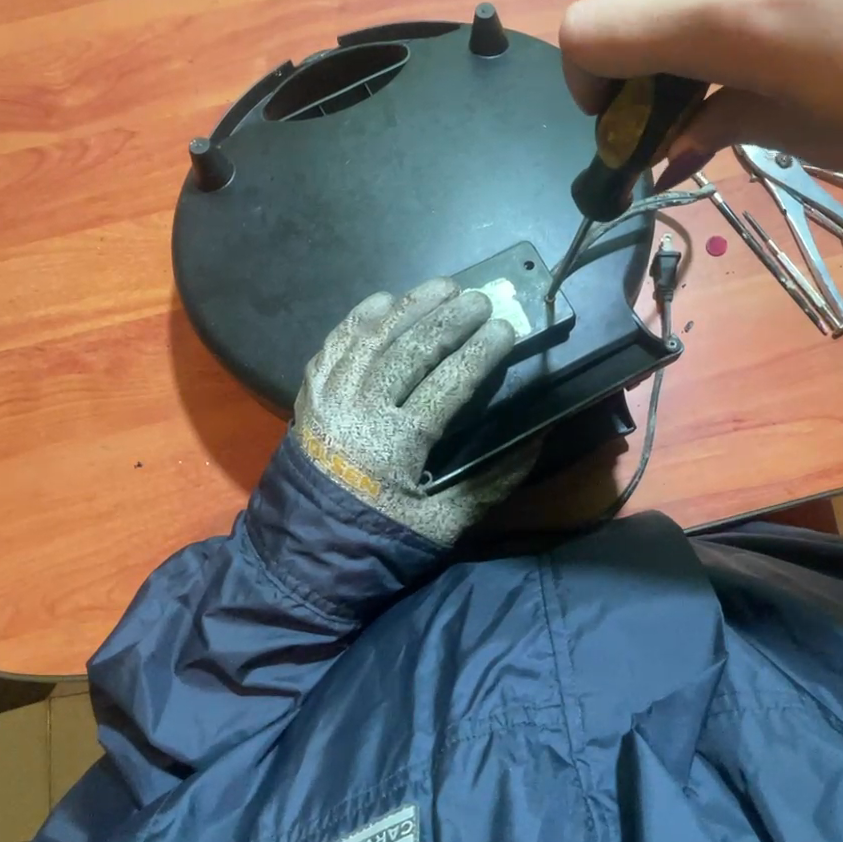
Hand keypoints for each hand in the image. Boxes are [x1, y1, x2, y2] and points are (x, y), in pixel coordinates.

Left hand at [293, 278, 533, 545]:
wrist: (304, 554)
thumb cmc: (379, 541)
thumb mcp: (442, 526)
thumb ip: (491, 482)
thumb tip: (538, 438)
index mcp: (396, 443)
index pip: (448, 381)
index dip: (481, 352)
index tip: (507, 329)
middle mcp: (359, 408)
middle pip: (410, 349)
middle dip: (450, 319)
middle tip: (480, 299)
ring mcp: (329, 396)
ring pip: (372, 336)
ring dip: (410, 306)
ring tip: (443, 287)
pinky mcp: (309, 394)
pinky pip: (335, 343)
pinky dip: (360, 318)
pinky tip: (385, 301)